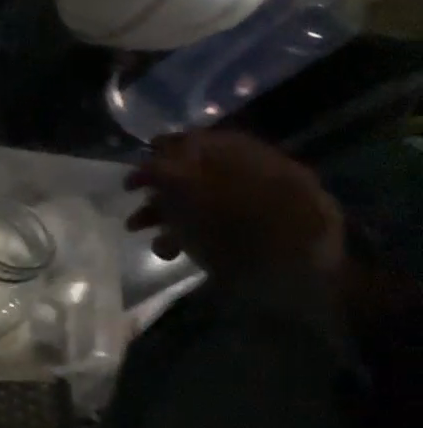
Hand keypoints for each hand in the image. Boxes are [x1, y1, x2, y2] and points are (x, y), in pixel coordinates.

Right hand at [126, 131, 344, 277]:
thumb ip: (173, 174)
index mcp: (254, 164)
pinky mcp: (240, 243)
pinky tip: (167, 250)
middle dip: (160, 185)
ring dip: (161, 213)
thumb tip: (150, 161)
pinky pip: (202, 233)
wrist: (296, 283)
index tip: (138, 160)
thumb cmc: (245, 235)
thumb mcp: (201, 196)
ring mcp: (248, 215)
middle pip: (197, 173)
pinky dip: (179, 238)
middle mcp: (253, 184)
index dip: (171, 147)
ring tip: (135, 227)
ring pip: (194, 204)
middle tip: (132, 194)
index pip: (209, 143)